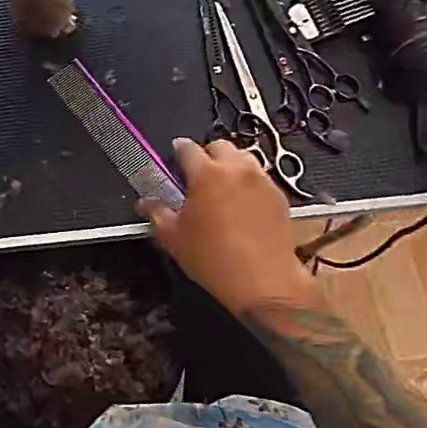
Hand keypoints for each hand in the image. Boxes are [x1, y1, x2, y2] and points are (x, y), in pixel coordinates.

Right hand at [142, 139, 321, 313]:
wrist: (264, 281)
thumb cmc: (214, 260)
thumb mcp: (174, 239)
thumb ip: (157, 214)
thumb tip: (146, 203)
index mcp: (207, 173)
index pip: (187, 147)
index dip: (178, 152)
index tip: (176, 160)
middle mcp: (237, 169)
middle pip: (220, 146)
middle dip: (208, 156)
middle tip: (199, 178)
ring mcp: (262, 180)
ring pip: (244, 159)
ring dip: (231, 167)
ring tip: (223, 190)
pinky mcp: (280, 196)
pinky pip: (261, 179)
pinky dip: (250, 185)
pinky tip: (244, 207)